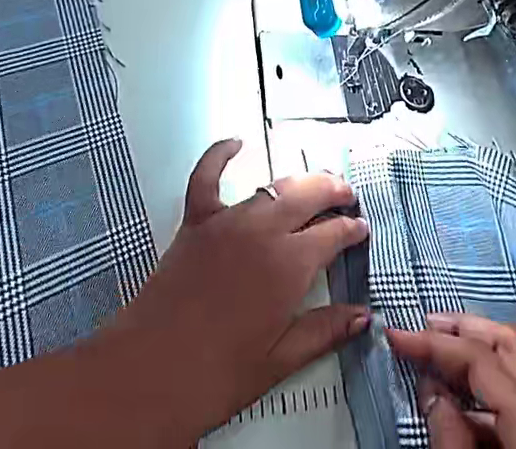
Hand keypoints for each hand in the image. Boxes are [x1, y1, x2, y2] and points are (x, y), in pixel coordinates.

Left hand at [98, 138, 372, 442]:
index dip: (350, 229)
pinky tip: (234, 143)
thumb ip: (324, 330)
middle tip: (346, 195)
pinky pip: (207, 175)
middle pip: (306, 196)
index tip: (360, 228)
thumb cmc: (218, 371)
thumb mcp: (282, 358)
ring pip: (269, 188)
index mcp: (288, 266)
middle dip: (332, 192)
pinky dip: (220, 155)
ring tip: (313, 183)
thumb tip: (360, 316)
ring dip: (296, 183)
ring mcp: (225, 221)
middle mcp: (260, 233)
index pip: (331, 235)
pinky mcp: (195, 220)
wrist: (154, 366)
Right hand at [386, 313, 515, 448]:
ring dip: (474, 355)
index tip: (393, 336)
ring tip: (434, 359)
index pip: (481, 360)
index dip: (432, 342)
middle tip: (423, 326)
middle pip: (512, 345)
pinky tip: (458, 402)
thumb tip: (431, 390)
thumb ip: (450, 436)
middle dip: (463, 328)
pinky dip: (487, 390)